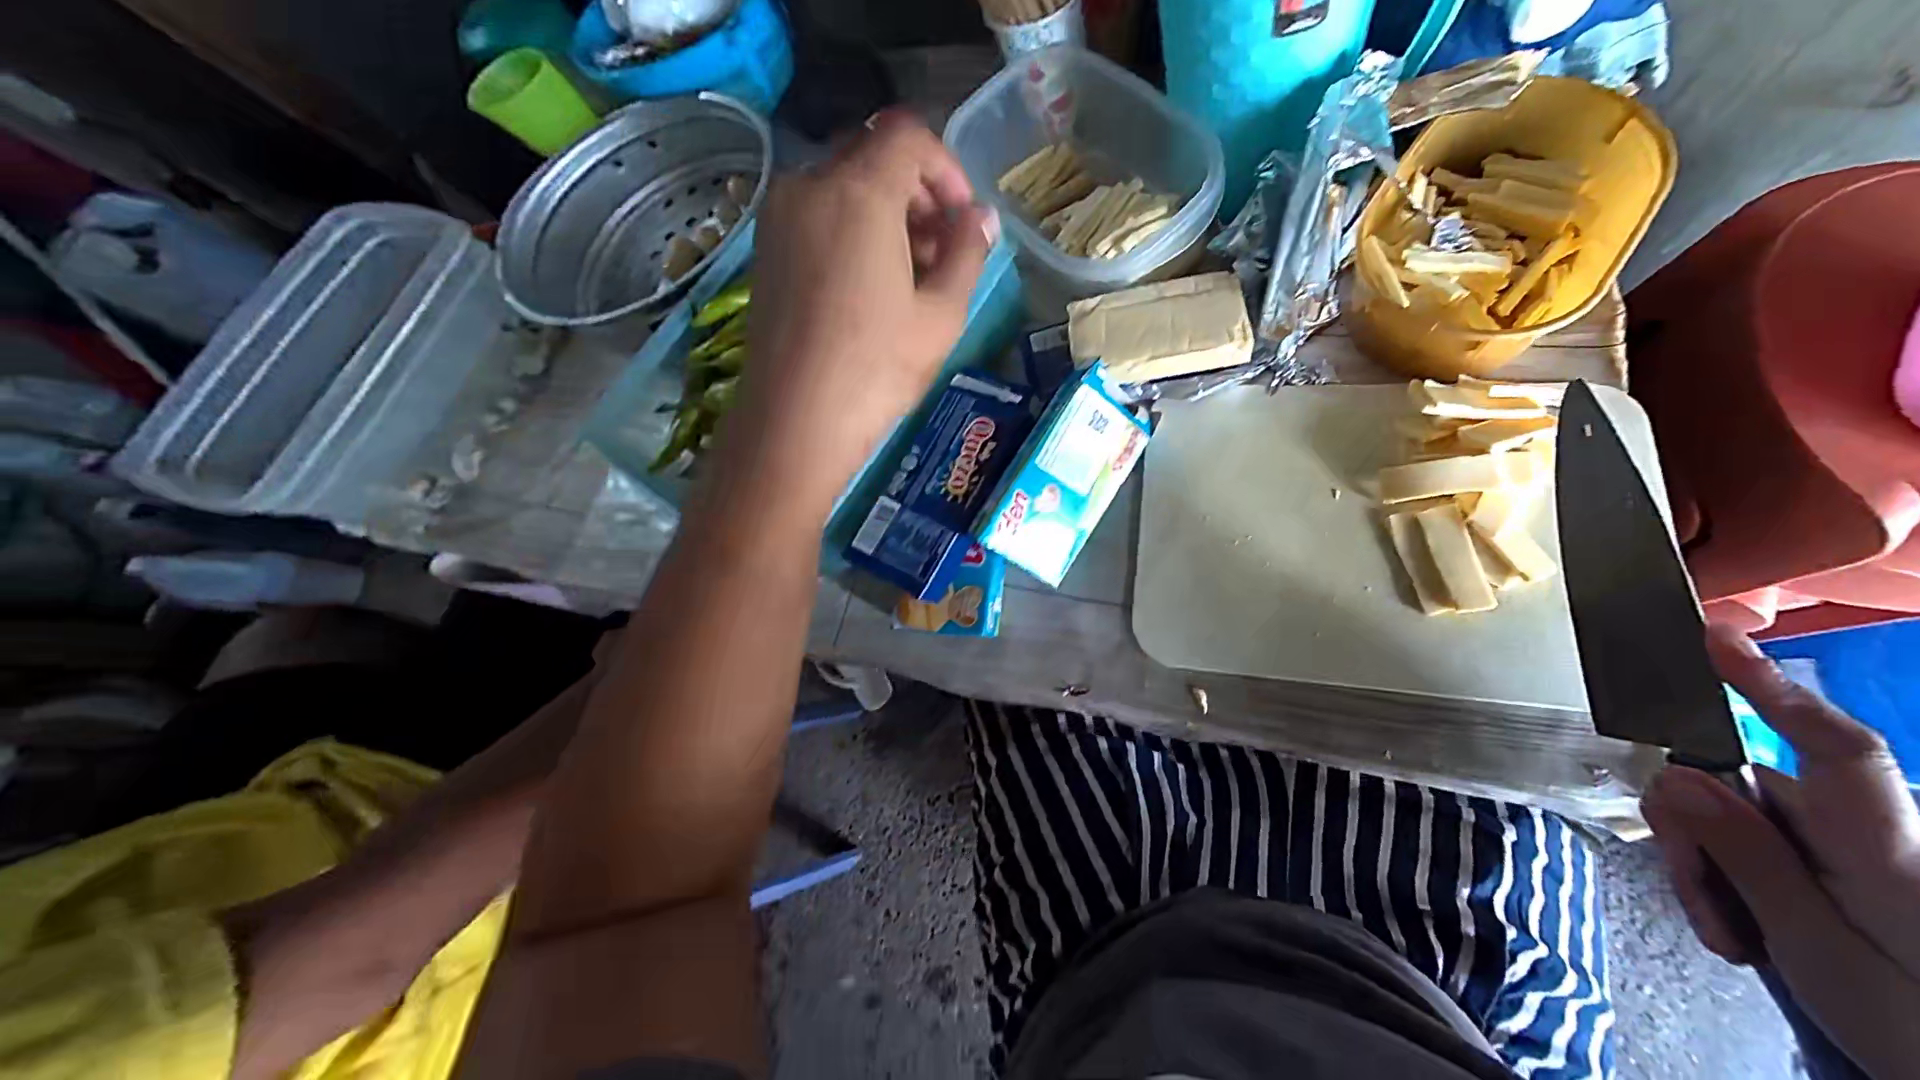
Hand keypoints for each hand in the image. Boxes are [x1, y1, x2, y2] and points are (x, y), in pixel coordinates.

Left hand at [723, 110, 997, 510]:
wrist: (794, 423)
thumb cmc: (876, 370)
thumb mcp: (941, 315)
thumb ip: (967, 253)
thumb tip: (981, 219)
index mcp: (858, 191)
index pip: (907, 135)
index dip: (946, 168)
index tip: (963, 219)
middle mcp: (809, 186)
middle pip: (872, 156)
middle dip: (916, 191)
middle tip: (941, 249)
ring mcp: (779, 217)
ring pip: (842, 186)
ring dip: (884, 212)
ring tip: (910, 274)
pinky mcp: (765, 250)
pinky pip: (816, 214)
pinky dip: (850, 229)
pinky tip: (870, 285)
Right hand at [1641, 623, 1919, 1077]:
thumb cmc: (1917, 1029)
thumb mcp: (1824, 957)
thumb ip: (1753, 863)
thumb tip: (1678, 778)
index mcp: (1891, 854)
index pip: (1835, 750)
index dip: (1771, 689)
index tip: (1714, 636)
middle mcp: (1869, 831)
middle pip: (1744, 788)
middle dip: (1696, 836)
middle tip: (1709, 916)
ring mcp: (1846, 845)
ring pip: (1729, 814)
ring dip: (1706, 867)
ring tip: (1731, 936)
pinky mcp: (1827, 861)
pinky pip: (1745, 838)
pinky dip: (1722, 876)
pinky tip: (1740, 926)